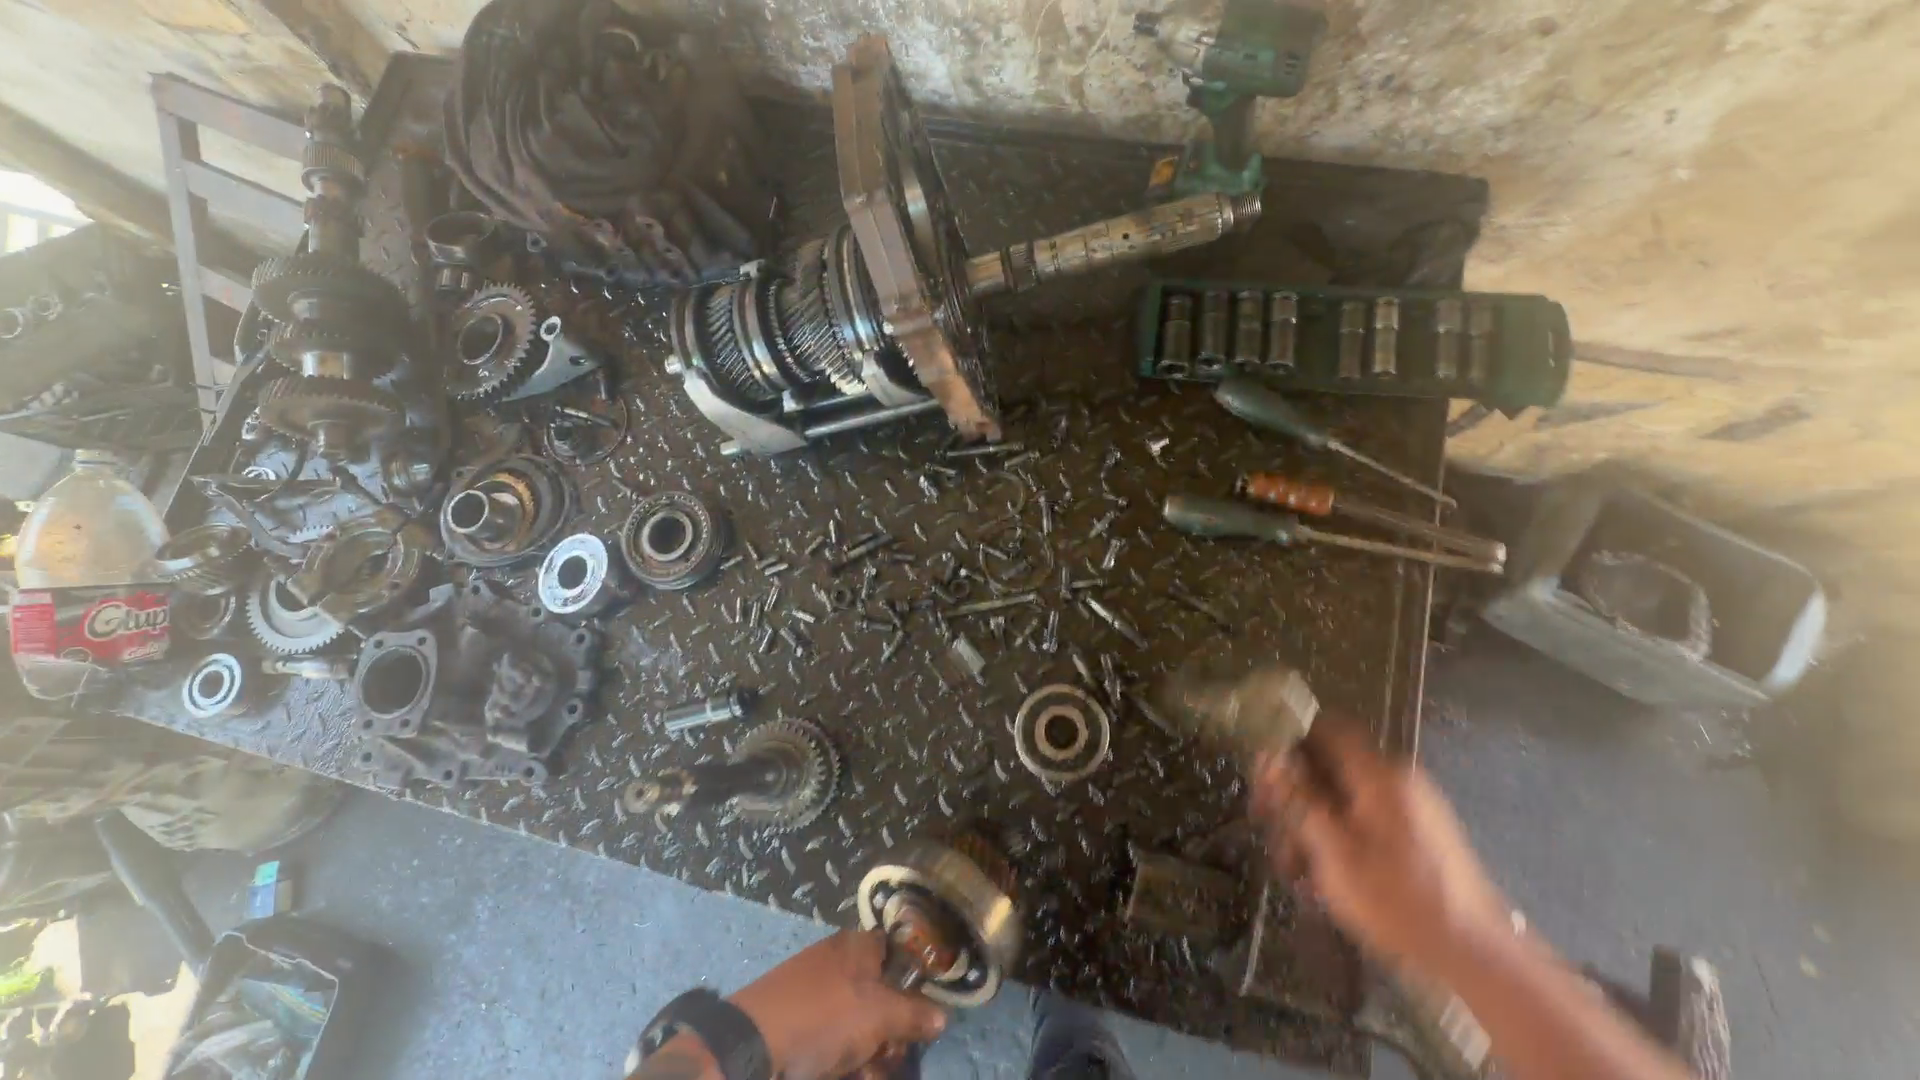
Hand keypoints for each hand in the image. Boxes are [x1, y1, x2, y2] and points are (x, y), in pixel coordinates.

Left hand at [729, 930, 946, 1079]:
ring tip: (869, 1076)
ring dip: (873, 1056)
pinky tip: (852, 1077)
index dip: (918, 984)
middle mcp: (840, 966)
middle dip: (894, 1034)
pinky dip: (848, 1062)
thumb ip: (914, 1014)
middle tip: (893, 1058)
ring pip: (862, 1027)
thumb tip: (942, 1016)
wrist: (750, 1047)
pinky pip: (837, 1043)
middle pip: (884, 998)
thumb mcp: (878, 1014)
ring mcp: (819, 997)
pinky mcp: (802, 1027)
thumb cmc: (823, 1016)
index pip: (900, 955)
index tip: (927, 1015)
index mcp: (859, 947)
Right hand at [1248, 720, 1512, 983]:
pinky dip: (1334, 838)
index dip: (1286, 739)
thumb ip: (1300, 799)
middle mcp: (1394, 780)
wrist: (1473, 953)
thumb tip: (1270, 756)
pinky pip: (1360, 819)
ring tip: (1291, 869)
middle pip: (1328, 766)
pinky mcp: (1412, 834)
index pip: (1325, 727)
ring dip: (1308, 824)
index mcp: (1378, 775)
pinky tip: (1318, 876)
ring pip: (1340, 798)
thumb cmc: (1397, 899)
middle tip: (1263, 823)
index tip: (1260, 771)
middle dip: (1291, 794)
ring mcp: (1406, 807)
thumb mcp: (1334, 850)